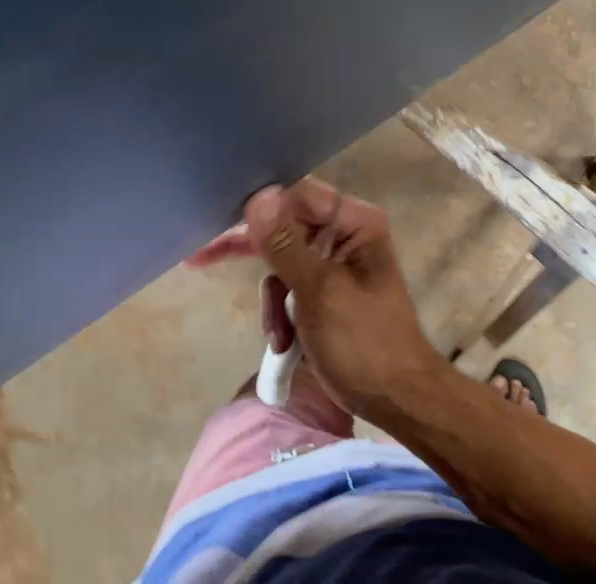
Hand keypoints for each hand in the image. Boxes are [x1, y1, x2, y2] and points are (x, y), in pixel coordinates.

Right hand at [239, 178, 443, 415]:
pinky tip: (282, 343)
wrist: (393, 399)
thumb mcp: (319, 291)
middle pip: (286, 227)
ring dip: (273, 299)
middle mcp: (347, 235)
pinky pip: (289, 289)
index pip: (300, 195)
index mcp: (357, 223)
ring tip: (278, 333)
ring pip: (282, 262)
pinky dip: (281, 314)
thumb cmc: (363, 342)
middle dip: (255, 253)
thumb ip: (285, 243)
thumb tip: (259, 195)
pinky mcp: (325, 294)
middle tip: (201, 257)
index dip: (263, 207)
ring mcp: (336, 266)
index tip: (220, 222)